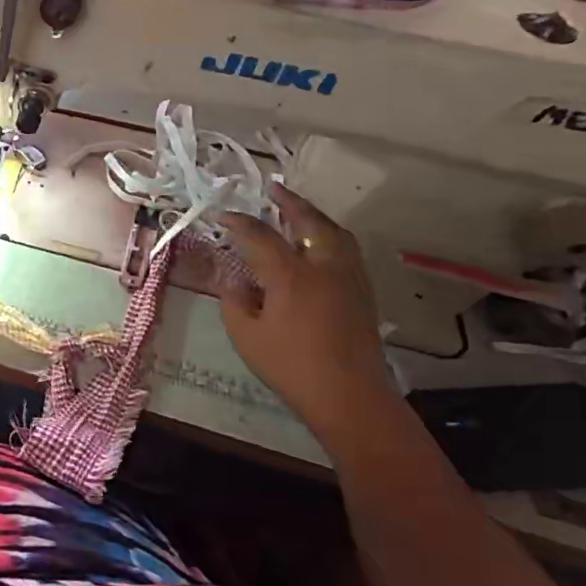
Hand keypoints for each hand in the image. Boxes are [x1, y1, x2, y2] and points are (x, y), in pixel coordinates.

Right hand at [217, 184, 388, 419]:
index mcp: (291, 275)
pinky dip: (329, 234)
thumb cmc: (291, 367)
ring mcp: (349, 276)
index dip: (239, 222)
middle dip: (288, 202)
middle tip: (273, 190)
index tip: (222, 215)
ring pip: (334, 232)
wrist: (349, 395)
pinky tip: (320, 242)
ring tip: (298, 210)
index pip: (260, 236)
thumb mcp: (247, 337)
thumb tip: (233, 280)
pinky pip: (346, 248)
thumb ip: (235, 302)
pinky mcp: (363, 290)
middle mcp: (323, 266)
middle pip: (308, 220)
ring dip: (313, 215)